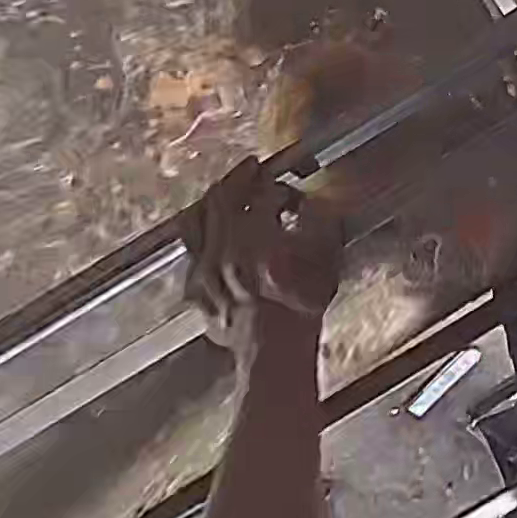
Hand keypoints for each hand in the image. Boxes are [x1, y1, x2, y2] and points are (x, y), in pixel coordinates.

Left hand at [180, 157, 343, 361]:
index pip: (265, 195)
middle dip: (239, 178)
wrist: (273, 350)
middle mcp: (223, 248)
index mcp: (258, 236)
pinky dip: (203, 232)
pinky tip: (216, 233)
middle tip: (253, 167)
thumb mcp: (326, 257)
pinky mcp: (194, 288)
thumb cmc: (304, 302)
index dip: (283, 187)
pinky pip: (190, 250)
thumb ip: (322, 222)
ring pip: (195, 220)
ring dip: (213, 199)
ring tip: (226, 191)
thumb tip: (315, 203)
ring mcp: (203, 269)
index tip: (296, 187)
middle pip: (222, 199)